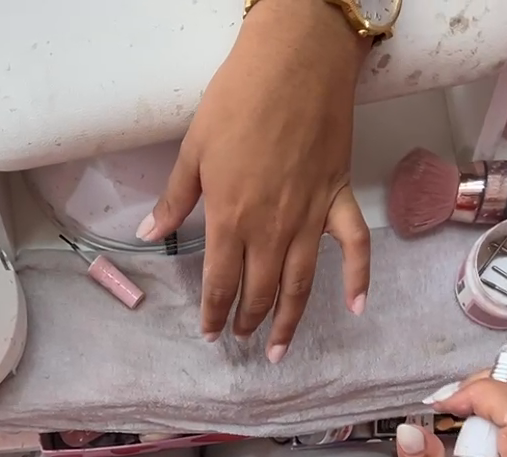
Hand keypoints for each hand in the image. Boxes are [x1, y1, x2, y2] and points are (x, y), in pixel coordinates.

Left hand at [140, 0, 371, 361]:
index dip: (213, 314)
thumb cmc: (239, 99)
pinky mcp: (339, 198)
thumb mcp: (194, 150)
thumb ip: (174, 200)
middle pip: (259, 292)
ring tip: (277, 349)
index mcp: (231, 220)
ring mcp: (309, 217)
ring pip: (300, 284)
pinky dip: (358, 277)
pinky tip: (357, 307)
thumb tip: (148, 234)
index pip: (220, 284)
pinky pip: (353, 246)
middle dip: (246, 321)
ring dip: (288, 321)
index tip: (209, 334)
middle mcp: (270, 229)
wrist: (298, 57)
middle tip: (239, 336)